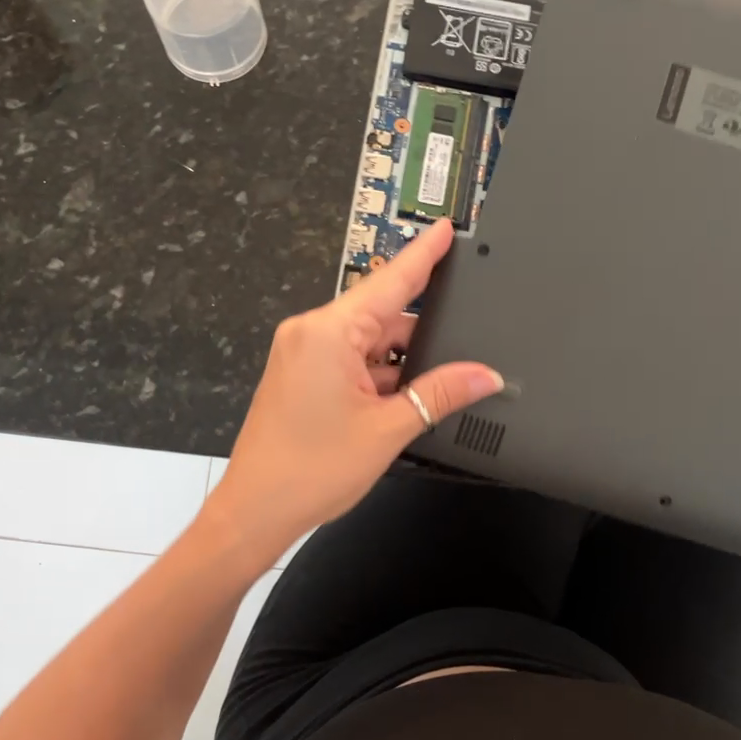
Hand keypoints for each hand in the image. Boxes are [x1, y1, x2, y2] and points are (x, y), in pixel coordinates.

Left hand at [207, 219, 502, 545]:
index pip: (390, 280)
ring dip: (398, 363)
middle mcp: (309, 334)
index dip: (424, 254)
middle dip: (420, 335)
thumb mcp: (389, 429)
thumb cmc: (307, 472)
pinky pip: (350, 359)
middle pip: (382, 315)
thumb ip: (441, 394)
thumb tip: (484, 376)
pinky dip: (377, 375)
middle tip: (458, 352)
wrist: (256, 510)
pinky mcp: (300, 373)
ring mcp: (302, 353)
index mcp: (328, 333)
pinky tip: (398, 401)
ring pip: (368, 342)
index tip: (445, 229)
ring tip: (421, 396)